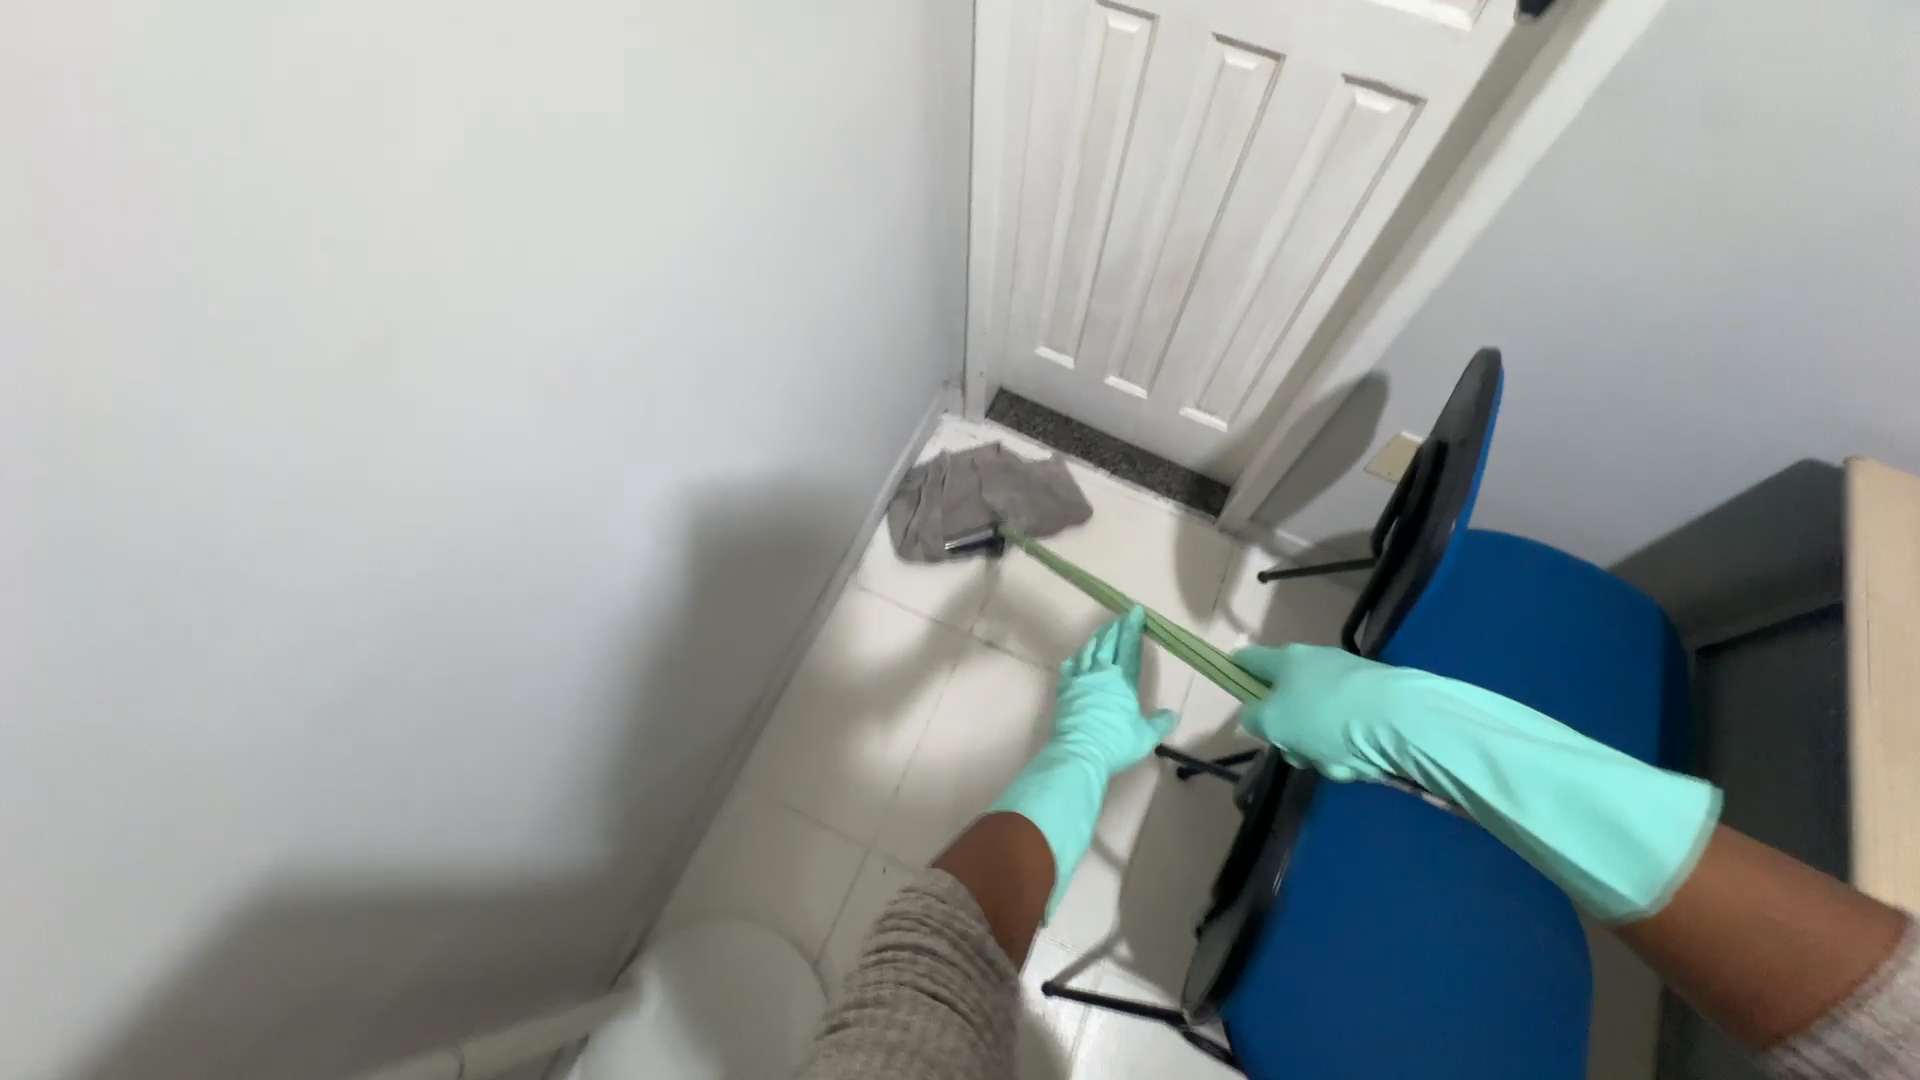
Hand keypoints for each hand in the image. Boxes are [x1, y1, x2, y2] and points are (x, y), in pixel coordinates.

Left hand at [1051, 605, 1178, 775]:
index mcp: (1123, 681)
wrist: (1080, 751)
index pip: (1129, 648)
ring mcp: (1080, 679)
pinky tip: (1077, 655)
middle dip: (1116, 628)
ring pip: (1088, 651)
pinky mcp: (1064, 689)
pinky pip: (1070, 667)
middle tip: (1120, 617)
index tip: (1136, 612)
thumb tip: (1171, 714)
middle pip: (1108, 644)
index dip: (1133, 629)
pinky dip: (1076, 657)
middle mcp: (1101, 673)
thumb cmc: (1116, 742)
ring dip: (1097, 638)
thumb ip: (1159, 723)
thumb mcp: (1145, 736)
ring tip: (1102, 630)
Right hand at [1231, 643, 1410, 783]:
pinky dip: (1353, 752)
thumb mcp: (1273, 723)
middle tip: (1298, 753)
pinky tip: (1365, 764)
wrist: (1403, 720)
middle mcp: (1316, 663)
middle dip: (1291, 736)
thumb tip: (1256, 715)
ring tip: (1341, 764)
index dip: (1235, 672)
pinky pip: (1351, 732)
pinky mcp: (1379, 701)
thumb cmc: (1325, 716)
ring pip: (1320, 724)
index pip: (1248, 659)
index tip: (1233, 690)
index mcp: (1286, 660)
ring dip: (1324, 751)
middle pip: (1288, 702)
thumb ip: (1254, 718)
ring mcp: (1349, 681)